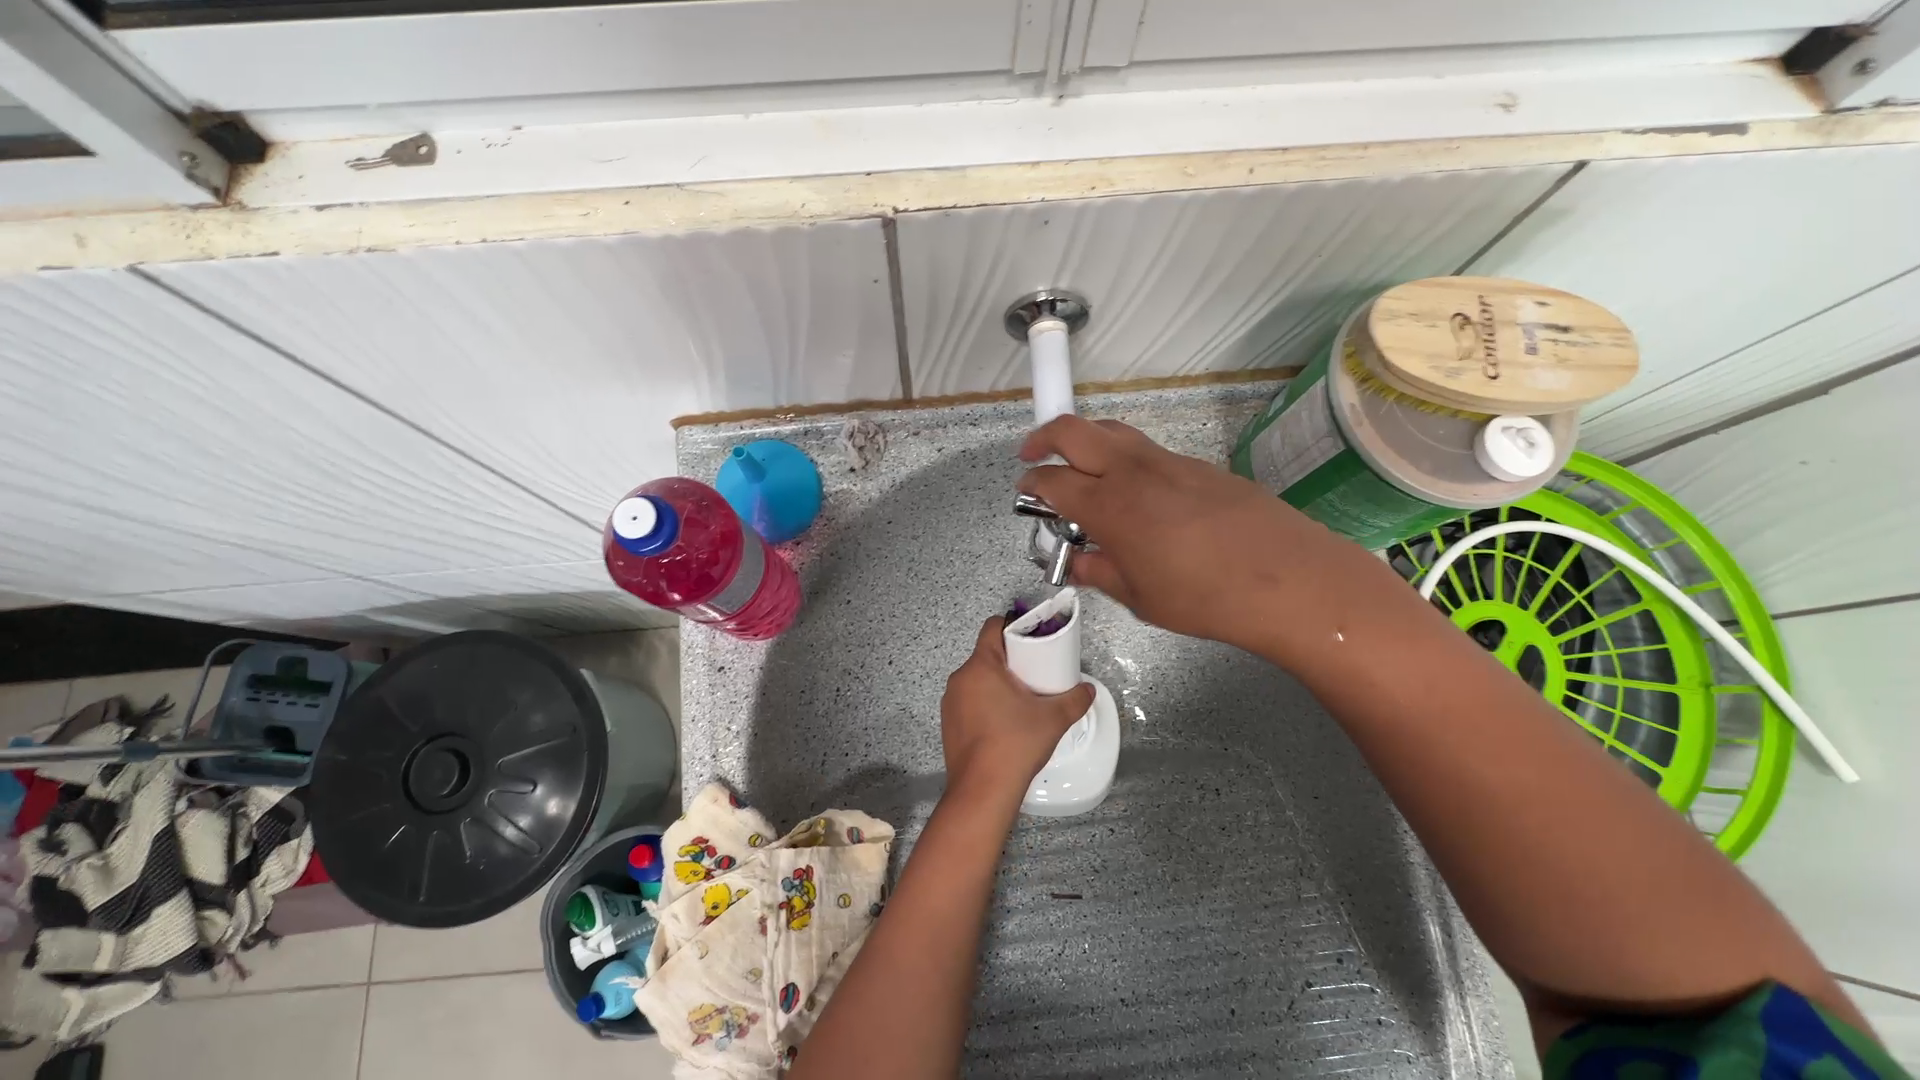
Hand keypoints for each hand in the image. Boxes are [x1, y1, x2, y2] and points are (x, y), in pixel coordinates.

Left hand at [940, 616, 1096, 798]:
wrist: (983, 790)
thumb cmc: (1015, 744)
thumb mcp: (1054, 719)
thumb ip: (1075, 699)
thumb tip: (1088, 689)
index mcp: (981, 666)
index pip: (992, 627)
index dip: (1013, 627)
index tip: (1032, 640)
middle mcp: (959, 679)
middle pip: (986, 655)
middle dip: (1010, 661)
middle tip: (1035, 674)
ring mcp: (950, 703)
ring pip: (976, 680)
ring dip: (996, 684)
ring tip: (1022, 700)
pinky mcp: (948, 724)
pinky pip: (968, 702)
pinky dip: (985, 704)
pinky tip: (1004, 723)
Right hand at [1017, 415, 1403, 658]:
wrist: (1285, 577)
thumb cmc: (1203, 597)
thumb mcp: (1140, 597)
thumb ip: (1101, 573)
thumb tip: (1078, 563)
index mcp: (1109, 506)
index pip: (1052, 480)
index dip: (1031, 483)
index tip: (1025, 492)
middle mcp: (1132, 472)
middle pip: (1074, 430)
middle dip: (1044, 437)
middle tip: (1033, 456)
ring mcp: (1169, 462)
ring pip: (1114, 432)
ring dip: (1087, 441)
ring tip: (1082, 467)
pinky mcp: (1198, 466)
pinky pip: (1149, 451)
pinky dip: (1127, 459)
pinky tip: (1138, 494)